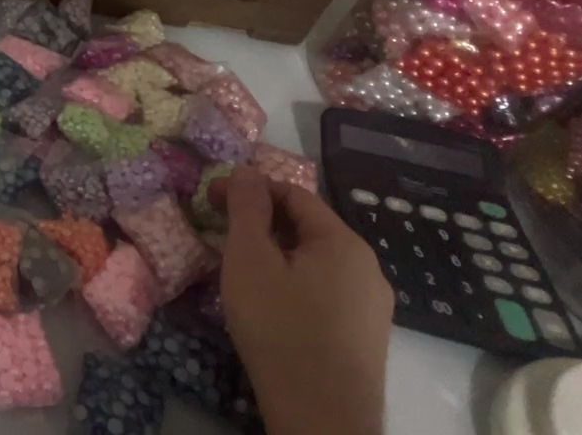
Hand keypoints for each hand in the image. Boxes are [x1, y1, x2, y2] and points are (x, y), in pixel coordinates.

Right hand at [211, 166, 392, 434]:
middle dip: (260, 220)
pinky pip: (324, 288)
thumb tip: (247, 170)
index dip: (249, 188)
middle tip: (219, 231)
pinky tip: (269, 301)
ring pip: (314, 259)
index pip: (293, 193)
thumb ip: (247, 209)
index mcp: (344, 243)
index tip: (210, 199)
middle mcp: (368, 268)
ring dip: (275, 251)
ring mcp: (372, 305)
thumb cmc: (280, 327)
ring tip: (239, 267)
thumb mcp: (250, 259)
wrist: (322, 416)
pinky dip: (292, 280)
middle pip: (306, 225)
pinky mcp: (364, 334)